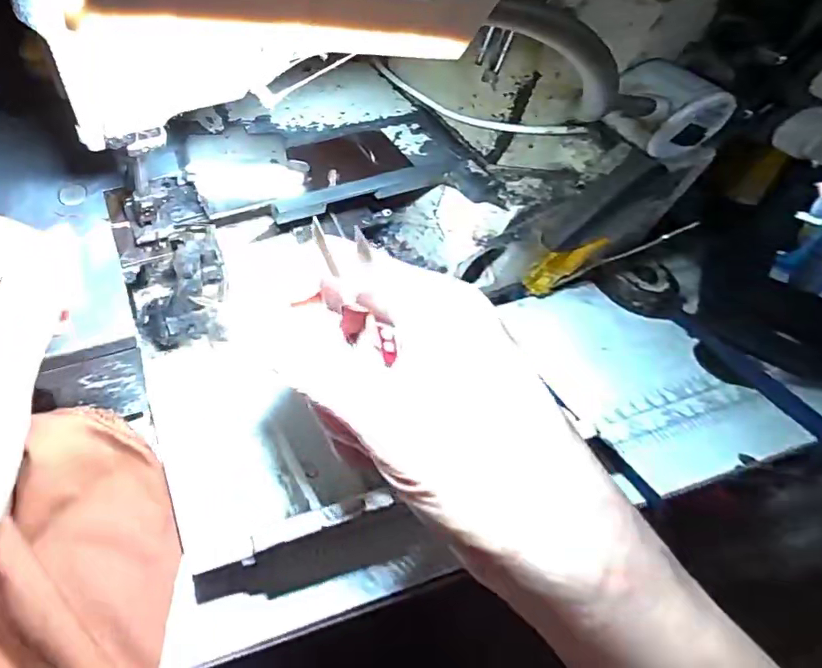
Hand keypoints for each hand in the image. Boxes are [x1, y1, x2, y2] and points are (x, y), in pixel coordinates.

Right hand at [233, 235, 647, 599]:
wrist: (565, 552)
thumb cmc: (489, 475)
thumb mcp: (384, 417)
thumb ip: (313, 367)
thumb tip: (262, 329)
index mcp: (434, 305)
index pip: (348, 268)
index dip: (296, 285)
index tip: (256, 308)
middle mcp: (443, 322)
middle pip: (354, 312)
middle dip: (325, 354)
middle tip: (317, 395)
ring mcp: (449, 360)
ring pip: (366, 354)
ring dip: (345, 391)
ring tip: (353, 435)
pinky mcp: (448, 398)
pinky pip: (387, 384)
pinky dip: (368, 410)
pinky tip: (373, 448)